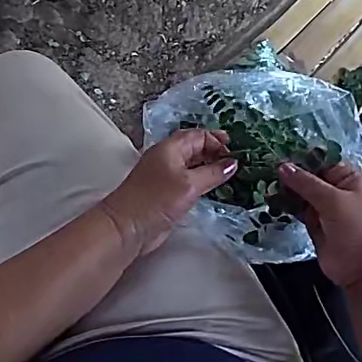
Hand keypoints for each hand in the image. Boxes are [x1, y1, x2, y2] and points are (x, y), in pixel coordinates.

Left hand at [98, 129, 236, 257]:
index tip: (234, 150)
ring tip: (228, 174)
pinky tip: (213, 188)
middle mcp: (167, 158)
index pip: (197, 135)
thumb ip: (213, 173)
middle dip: (214, 151)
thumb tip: (232, 163)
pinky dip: (202, 181)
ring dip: (209, 167)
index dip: (216, 140)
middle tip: (234, 161)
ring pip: (191, 164)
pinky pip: (188, 181)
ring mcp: (165, 176)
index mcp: (170, 148)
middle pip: (194, 147)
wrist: (127, 226)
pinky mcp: (165, 193)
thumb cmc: (156, 200)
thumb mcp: (189, 184)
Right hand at [275, 161, 361, 291]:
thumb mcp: (333, 200)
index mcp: (349, 179)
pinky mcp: (315, 226)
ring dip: (286, 189)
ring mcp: (326, 209)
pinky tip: (271, 198)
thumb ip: (307, 183)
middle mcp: (337, 191)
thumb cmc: (359, 230)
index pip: (322, 160)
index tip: (277, 151)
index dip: (301, 156)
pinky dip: (286, 205)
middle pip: (310, 177)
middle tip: (264, 164)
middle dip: (290, 173)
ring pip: (302, 194)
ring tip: (264, 181)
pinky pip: (299, 210)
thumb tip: (283, 166)